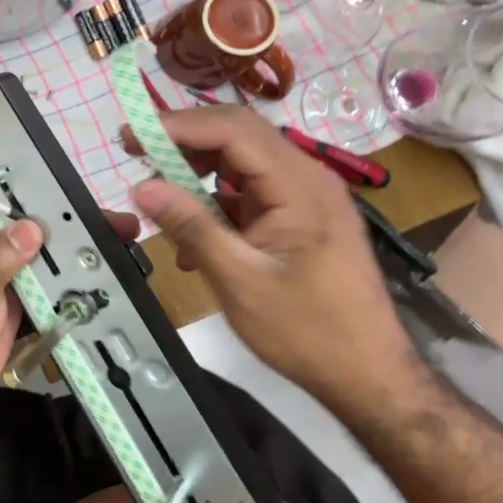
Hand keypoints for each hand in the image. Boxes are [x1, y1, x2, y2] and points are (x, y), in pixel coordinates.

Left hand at [0, 207, 140, 409]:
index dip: (47, 194)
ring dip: (80, 253)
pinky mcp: (23, 297)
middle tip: (120, 226)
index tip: (84, 199)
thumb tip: (31, 227)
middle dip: (76, 225)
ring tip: (122, 248)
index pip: (11, 200)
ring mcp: (9, 271)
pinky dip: (75, 282)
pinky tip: (105, 280)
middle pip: (39, 226)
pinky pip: (53, 283)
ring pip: (49, 254)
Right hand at [123, 105, 421, 413]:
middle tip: (136, 154)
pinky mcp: (301, 216)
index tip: (131, 138)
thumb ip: (190, 226)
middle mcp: (307, 178)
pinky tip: (191, 235)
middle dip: (183, 141)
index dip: (177, 126)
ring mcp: (306, 196)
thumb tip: (141, 186)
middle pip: (237, 135)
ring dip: (196, 171)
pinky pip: (251, 190)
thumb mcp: (239, 280)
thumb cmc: (309, 331)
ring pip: (241, 160)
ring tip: (159, 195)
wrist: (370, 377)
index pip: (232, 130)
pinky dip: (215, 200)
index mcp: (299, 185)